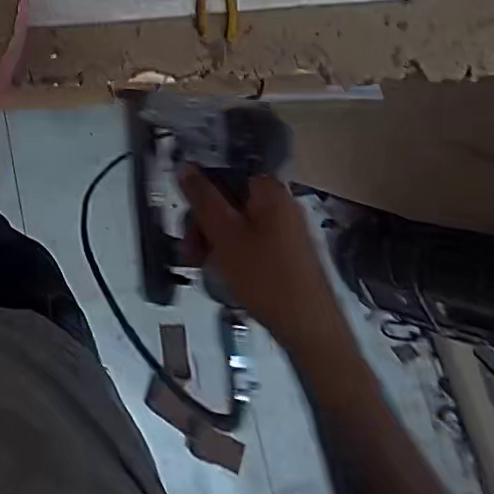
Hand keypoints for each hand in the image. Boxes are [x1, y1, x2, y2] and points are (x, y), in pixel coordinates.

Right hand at [176, 166, 349, 351]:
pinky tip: (225, 274)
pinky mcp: (287, 252)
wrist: (309, 328)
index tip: (186, 222)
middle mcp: (281, 203)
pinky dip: (233, 253)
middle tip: (191, 252)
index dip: (199, 196)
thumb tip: (185, 166)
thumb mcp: (224, 235)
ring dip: (215, 242)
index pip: (223, 175)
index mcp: (269, 190)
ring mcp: (286, 228)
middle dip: (205, 225)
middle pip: (229, 201)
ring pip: (237, 224)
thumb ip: (202, 198)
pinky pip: (251, 241)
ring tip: (205, 267)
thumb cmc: (265, 278)